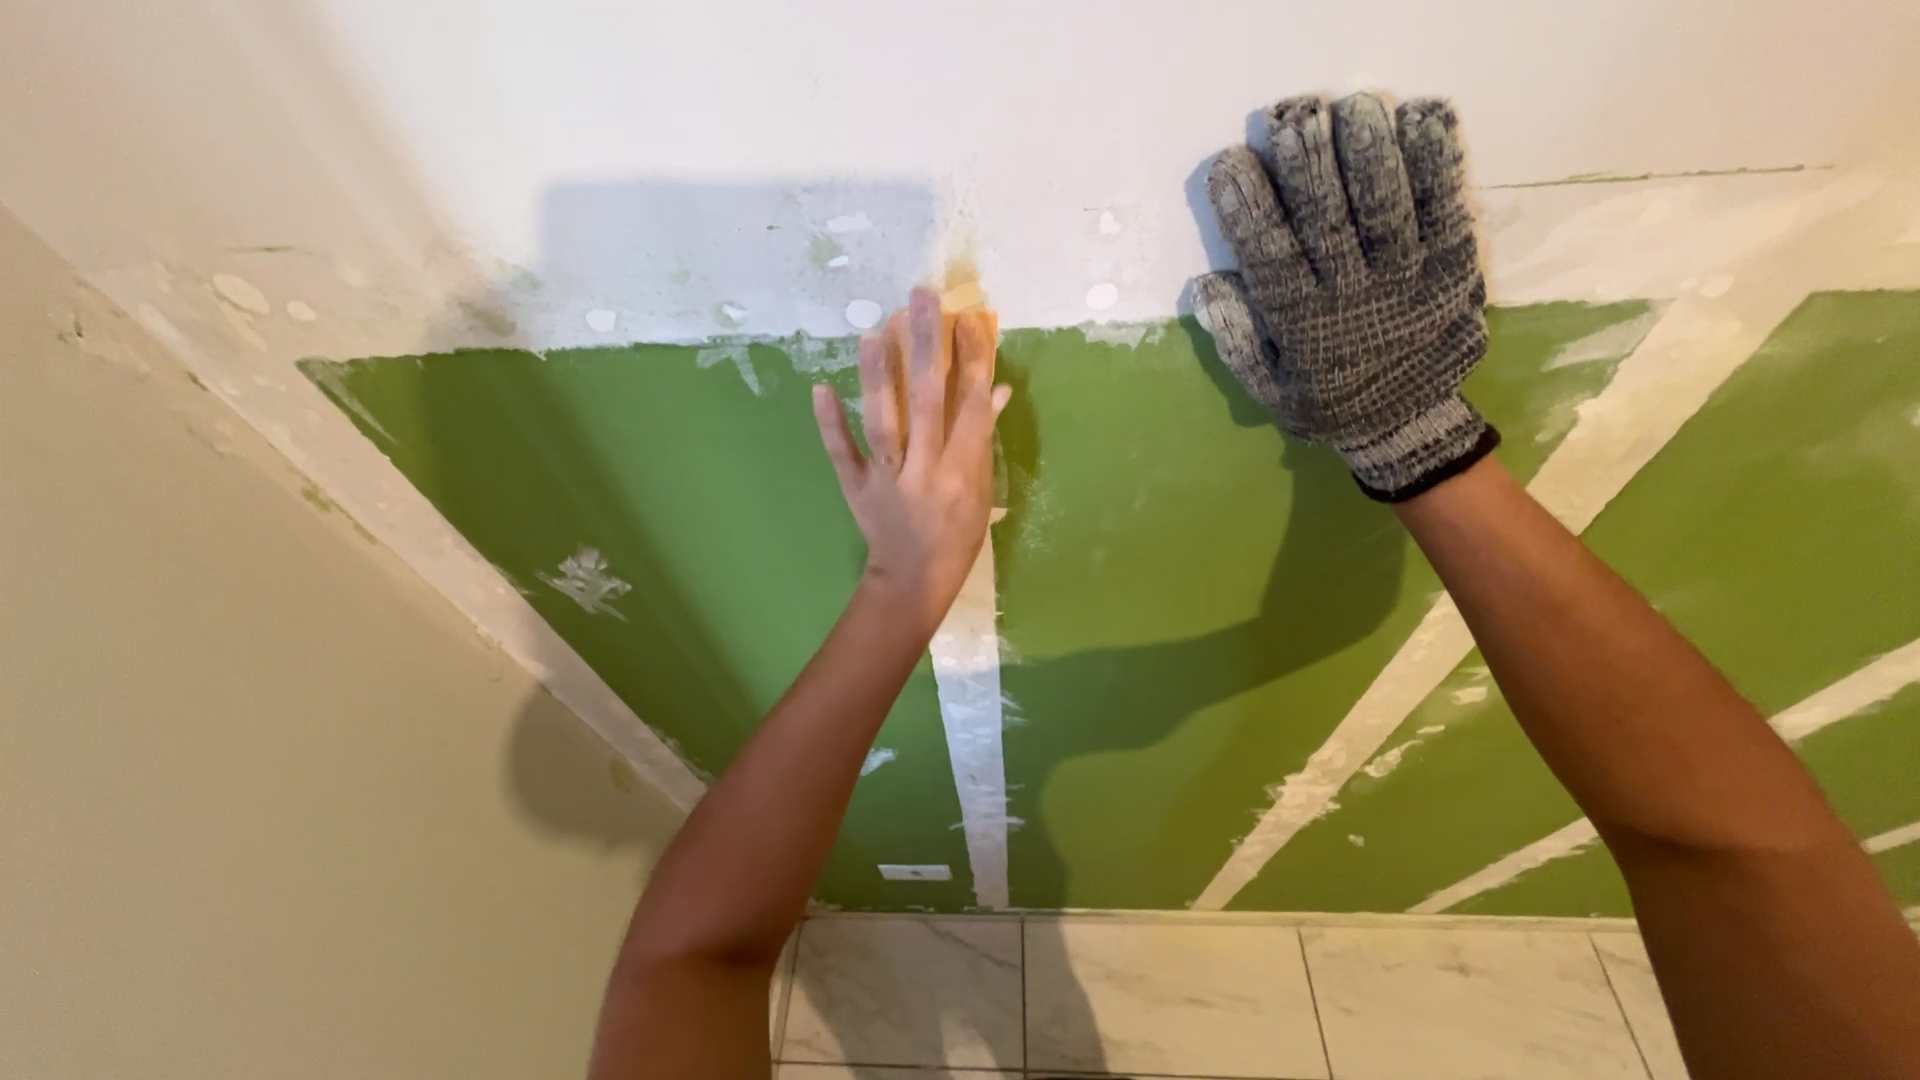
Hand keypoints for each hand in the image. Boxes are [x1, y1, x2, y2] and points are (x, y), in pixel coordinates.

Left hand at [813, 286, 1011, 633]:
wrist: (916, 580)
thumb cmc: (958, 534)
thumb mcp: (982, 490)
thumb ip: (984, 438)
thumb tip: (997, 389)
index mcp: (964, 471)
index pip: (971, 405)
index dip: (971, 358)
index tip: (967, 317)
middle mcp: (927, 470)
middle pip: (927, 400)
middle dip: (926, 346)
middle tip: (920, 297)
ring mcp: (888, 479)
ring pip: (883, 421)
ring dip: (878, 376)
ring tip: (872, 332)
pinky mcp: (856, 487)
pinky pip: (843, 453)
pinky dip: (830, 423)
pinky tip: (821, 387)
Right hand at [1196, 93, 1498, 501]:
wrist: (1404, 424)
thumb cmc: (1324, 402)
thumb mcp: (1267, 389)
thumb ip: (1238, 341)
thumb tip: (1208, 285)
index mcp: (1304, 327)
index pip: (1270, 259)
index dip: (1248, 210)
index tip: (1230, 164)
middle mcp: (1354, 300)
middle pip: (1328, 223)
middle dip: (1308, 167)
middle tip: (1291, 116)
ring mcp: (1408, 281)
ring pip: (1387, 210)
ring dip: (1370, 154)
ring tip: (1353, 107)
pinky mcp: (1452, 268)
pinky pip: (1446, 211)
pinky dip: (1438, 164)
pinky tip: (1421, 119)